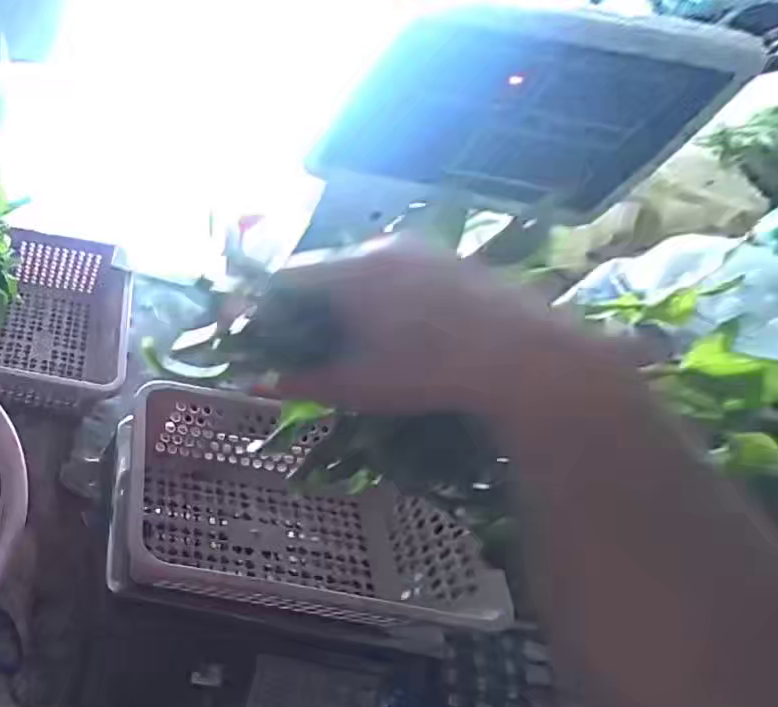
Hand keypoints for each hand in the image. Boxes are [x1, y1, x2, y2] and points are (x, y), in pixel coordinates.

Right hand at [270, 233, 647, 423]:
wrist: (524, 360)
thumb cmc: (426, 373)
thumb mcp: (353, 386)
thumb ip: (298, 381)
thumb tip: (255, 383)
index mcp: (351, 273)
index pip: (285, 274)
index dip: (262, 302)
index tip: (254, 329)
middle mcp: (382, 248)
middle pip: (321, 268)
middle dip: (299, 302)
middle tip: (295, 340)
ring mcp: (420, 249)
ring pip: (357, 268)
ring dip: (337, 298)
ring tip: (340, 337)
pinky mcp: (448, 259)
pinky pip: (391, 270)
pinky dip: (372, 294)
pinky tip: (386, 328)